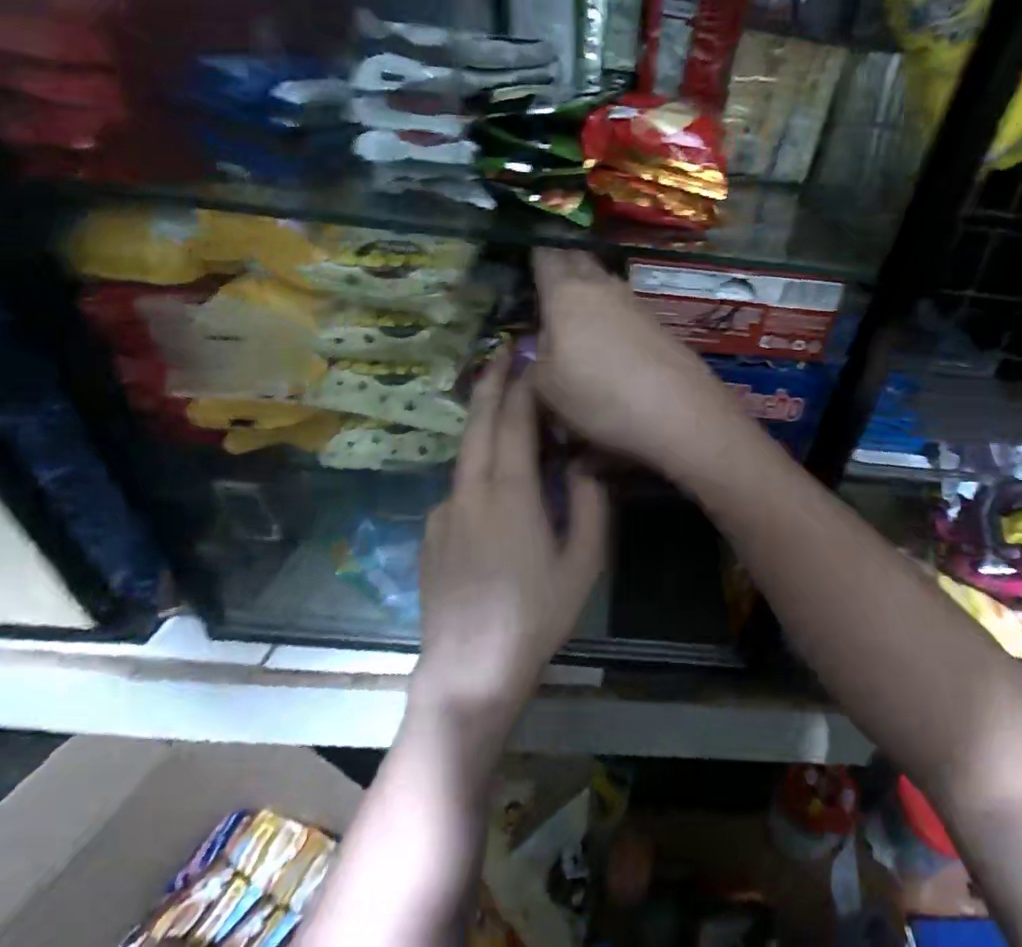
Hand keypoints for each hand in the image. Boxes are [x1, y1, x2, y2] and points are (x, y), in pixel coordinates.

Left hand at [413, 357, 609, 714]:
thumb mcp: (583, 561)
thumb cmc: (537, 615)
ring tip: (505, 408)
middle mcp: (469, 490)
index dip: (523, 386)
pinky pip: (459, 488)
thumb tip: (586, 461)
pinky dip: (478, 469)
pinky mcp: (431, 534)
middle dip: (490, 383)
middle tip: (502, 351)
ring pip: (466, 454)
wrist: (469, 668)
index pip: (514, 421)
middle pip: (478, 423)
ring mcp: (444, 511)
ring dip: (484, 424)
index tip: (530, 356)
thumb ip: (590, 502)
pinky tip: (498, 489)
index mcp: (509, 492)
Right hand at [531, 249, 749, 472]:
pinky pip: (623, 306)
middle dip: (560, 264)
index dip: (532, 254)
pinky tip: (606, 337)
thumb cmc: (599, 395)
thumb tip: (545, 337)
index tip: (521, 261)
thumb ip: (537, 353)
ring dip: (588, 290)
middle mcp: (601, 286)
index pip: (544, 254)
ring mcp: (634, 301)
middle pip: (577, 259)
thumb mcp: (547, 385)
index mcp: (565, 292)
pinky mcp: (657, 322)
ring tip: (574, 313)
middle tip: (545, 283)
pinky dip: (610, 313)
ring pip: (603, 282)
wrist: (678, 411)